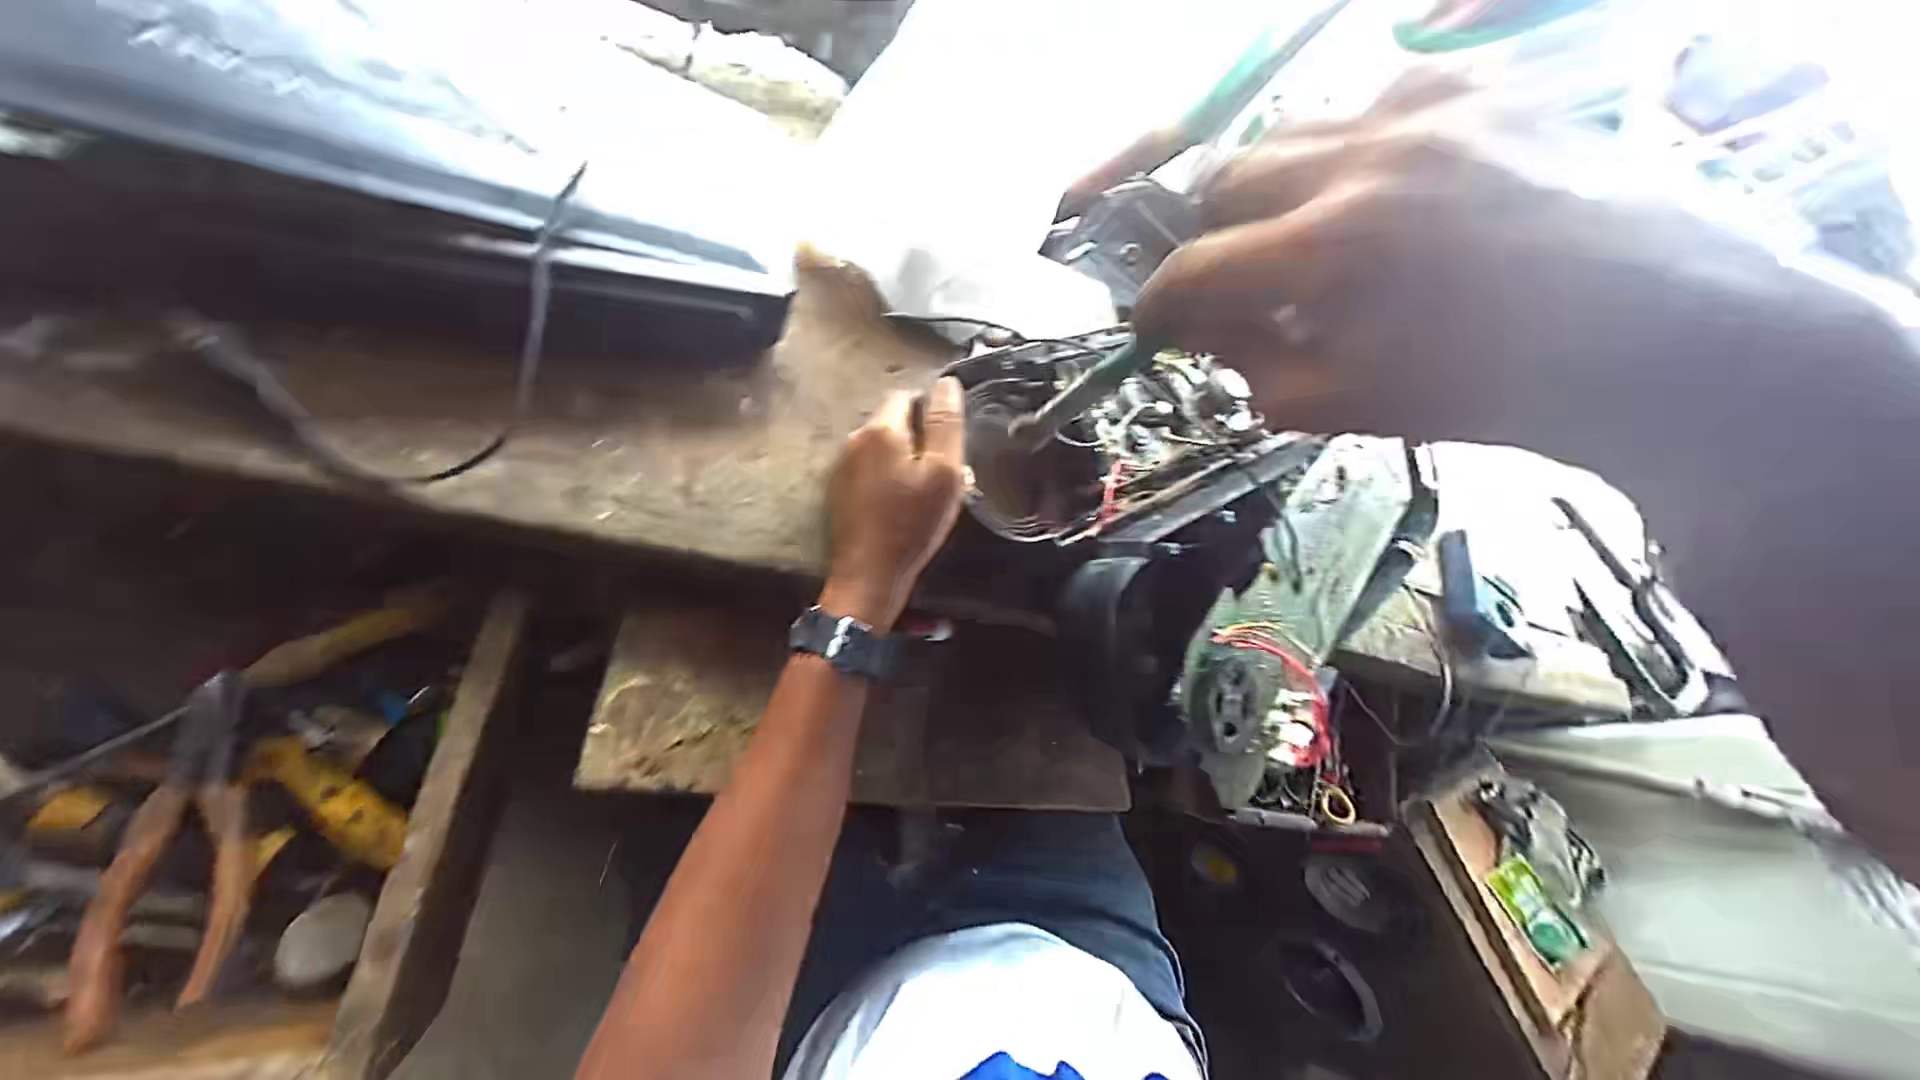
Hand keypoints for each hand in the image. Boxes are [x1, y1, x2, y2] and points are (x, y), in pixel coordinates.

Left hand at [818, 377, 967, 631]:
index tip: (948, 446)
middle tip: (942, 476)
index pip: (908, 396)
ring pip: (883, 449)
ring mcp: (842, 466)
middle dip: (920, 440)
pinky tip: (902, 506)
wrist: (869, 575)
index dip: (932, 415)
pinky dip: (888, 479)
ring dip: (905, 461)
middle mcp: (854, 439)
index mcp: (880, 429)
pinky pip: (870, 471)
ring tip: (925, 494)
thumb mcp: (943, 472)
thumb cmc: (912, 523)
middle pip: (894, 423)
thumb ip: (946, 423)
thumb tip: (946, 383)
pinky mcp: (838, 491)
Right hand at [1130, 78, 1818, 447]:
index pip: (1192, 270)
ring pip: (1286, 130)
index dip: (1155, 303)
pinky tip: (1371, 190)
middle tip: (1227, 282)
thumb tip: (1197, 327)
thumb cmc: (1480, 391)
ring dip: (1267, 190)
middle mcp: (1366, 158)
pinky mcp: (1485, 85)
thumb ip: (1245, 360)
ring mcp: (1431, 107)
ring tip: (1296, 235)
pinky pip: (1369, 101)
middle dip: (1208, 239)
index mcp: (1328, 251)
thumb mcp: (1333, 402)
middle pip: (1224, 178)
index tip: (1150, 323)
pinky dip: (1343, 151)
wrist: (1657, 340)